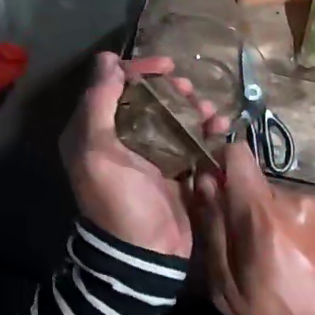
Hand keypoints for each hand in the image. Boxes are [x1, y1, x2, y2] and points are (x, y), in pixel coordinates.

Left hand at [61, 52, 221, 258]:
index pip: (114, 84)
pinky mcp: (176, 167)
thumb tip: (107, 59)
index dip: (139, 69)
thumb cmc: (118, 200)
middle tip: (189, 90)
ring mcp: (150, 152)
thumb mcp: (96, 151)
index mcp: (94, 130)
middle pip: (148, 97)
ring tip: (210, 112)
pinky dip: (206, 129)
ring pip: (173, 115)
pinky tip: (220, 127)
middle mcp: (120, 137)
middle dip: (171, 88)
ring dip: (193, 107)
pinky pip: (191, 138)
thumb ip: (98, 103)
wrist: (145, 255)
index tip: (166, 66)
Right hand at [190, 140, 314, 314]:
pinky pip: (293, 209)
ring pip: (271, 197)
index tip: (209, 188)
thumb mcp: (229, 290)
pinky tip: (290, 261)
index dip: (217, 162)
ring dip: (262, 217)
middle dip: (238, 203)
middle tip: (237, 244)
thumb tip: (203, 184)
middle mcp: (293, 200)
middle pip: (251, 181)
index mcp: (264, 215)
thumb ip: (213, 230)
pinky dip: (283, 225)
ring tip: (267, 260)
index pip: (237, 154)